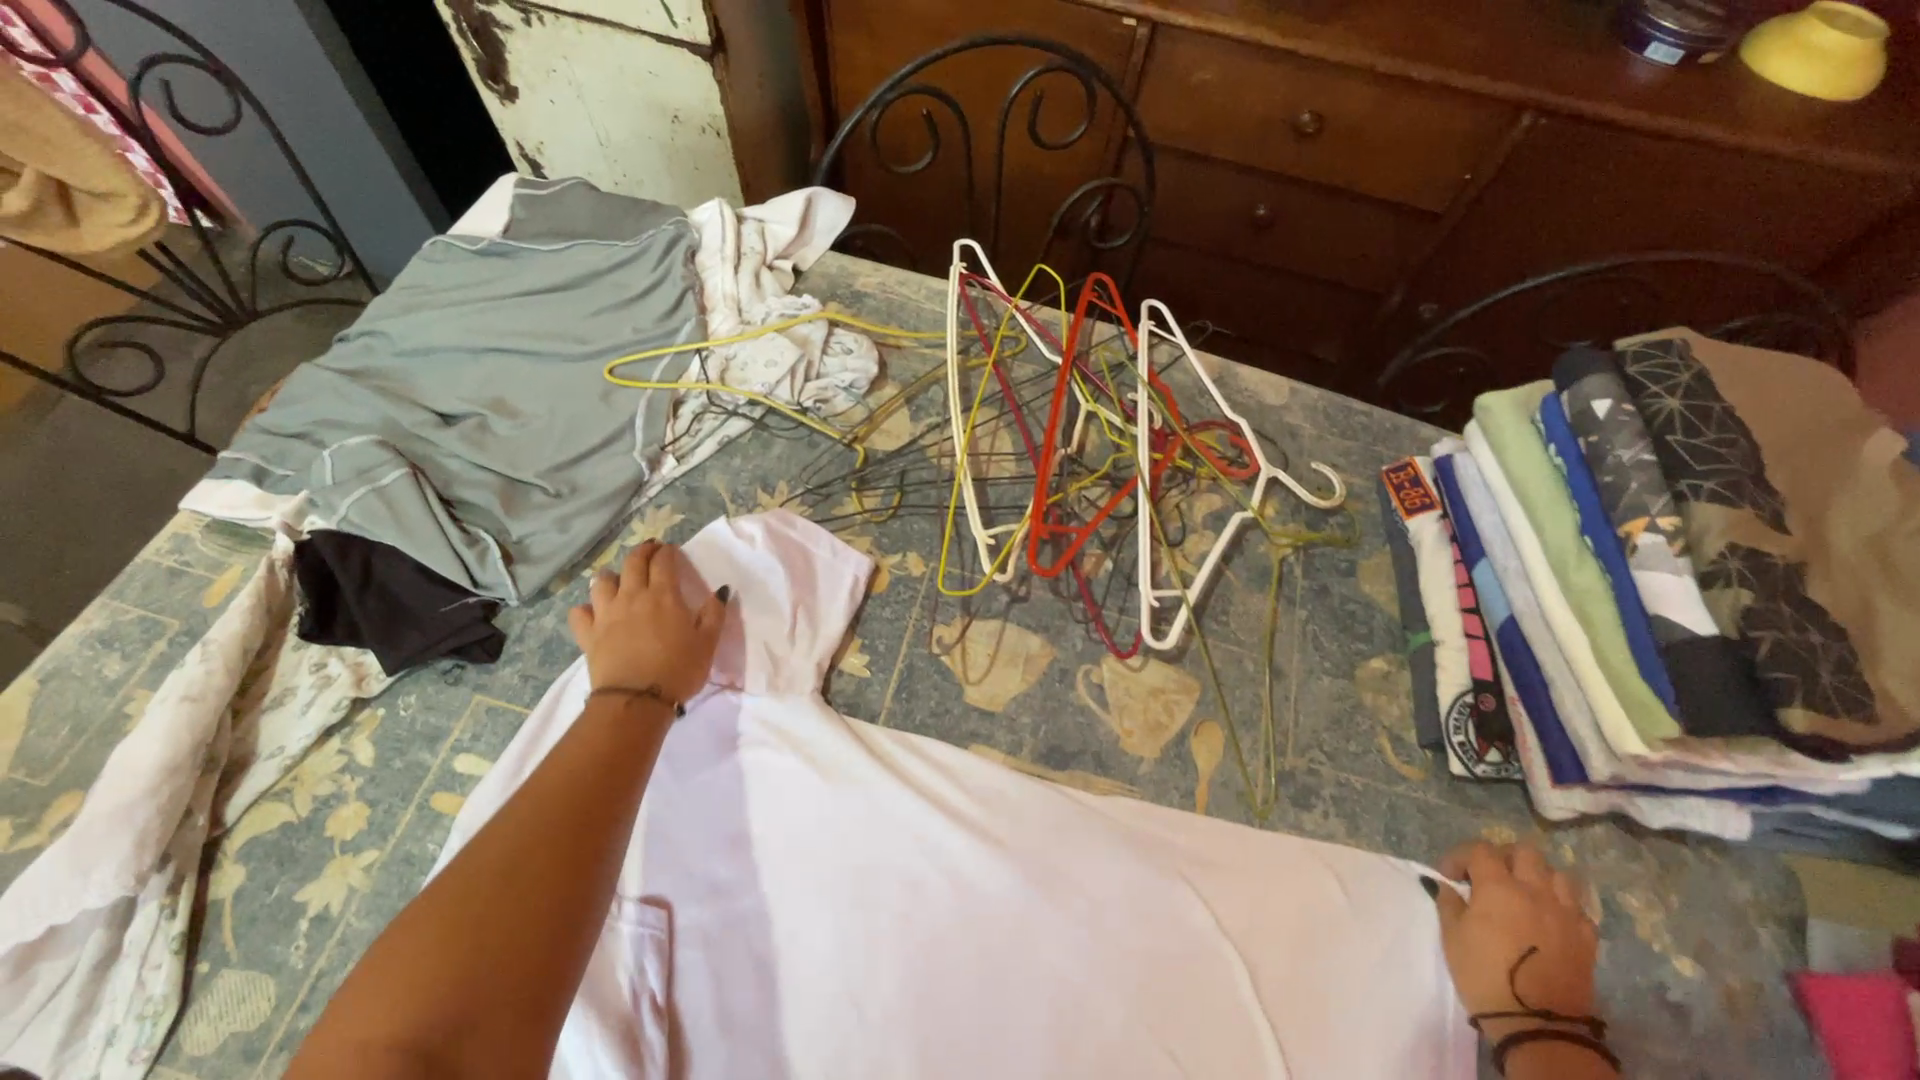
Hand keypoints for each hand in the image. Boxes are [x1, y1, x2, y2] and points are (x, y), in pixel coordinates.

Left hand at [568, 541, 727, 703]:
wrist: (637, 700)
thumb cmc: (678, 670)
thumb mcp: (708, 643)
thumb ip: (714, 613)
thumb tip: (721, 590)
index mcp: (663, 595)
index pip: (663, 562)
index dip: (667, 552)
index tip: (671, 551)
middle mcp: (632, 596)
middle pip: (632, 562)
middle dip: (642, 552)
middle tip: (650, 552)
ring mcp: (606, 614)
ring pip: (602, 581)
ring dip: (611, 575)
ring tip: (619, 580)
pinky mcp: (588, 634)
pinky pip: (580, 612)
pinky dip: (586, 608)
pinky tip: (595, 612)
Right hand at [1434, 842, 1598, 1025]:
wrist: (1538, 1023)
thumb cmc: (1485, 977)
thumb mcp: (1453, 938)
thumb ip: (1449, 904)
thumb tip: (1446, 885)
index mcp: (1499, 887)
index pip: (1480, 850)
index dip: (1460, 856)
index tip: (1449, 876)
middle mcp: (1535, 891)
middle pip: (1525, 852)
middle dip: (1503, 857)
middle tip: (1489, 876)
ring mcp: (1566, 912)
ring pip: (1558, 874)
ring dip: (1537, 876)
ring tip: (1524, 894)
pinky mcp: (1587, 936)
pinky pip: (1578, 906)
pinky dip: (1562, 904)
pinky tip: (1550, 919)